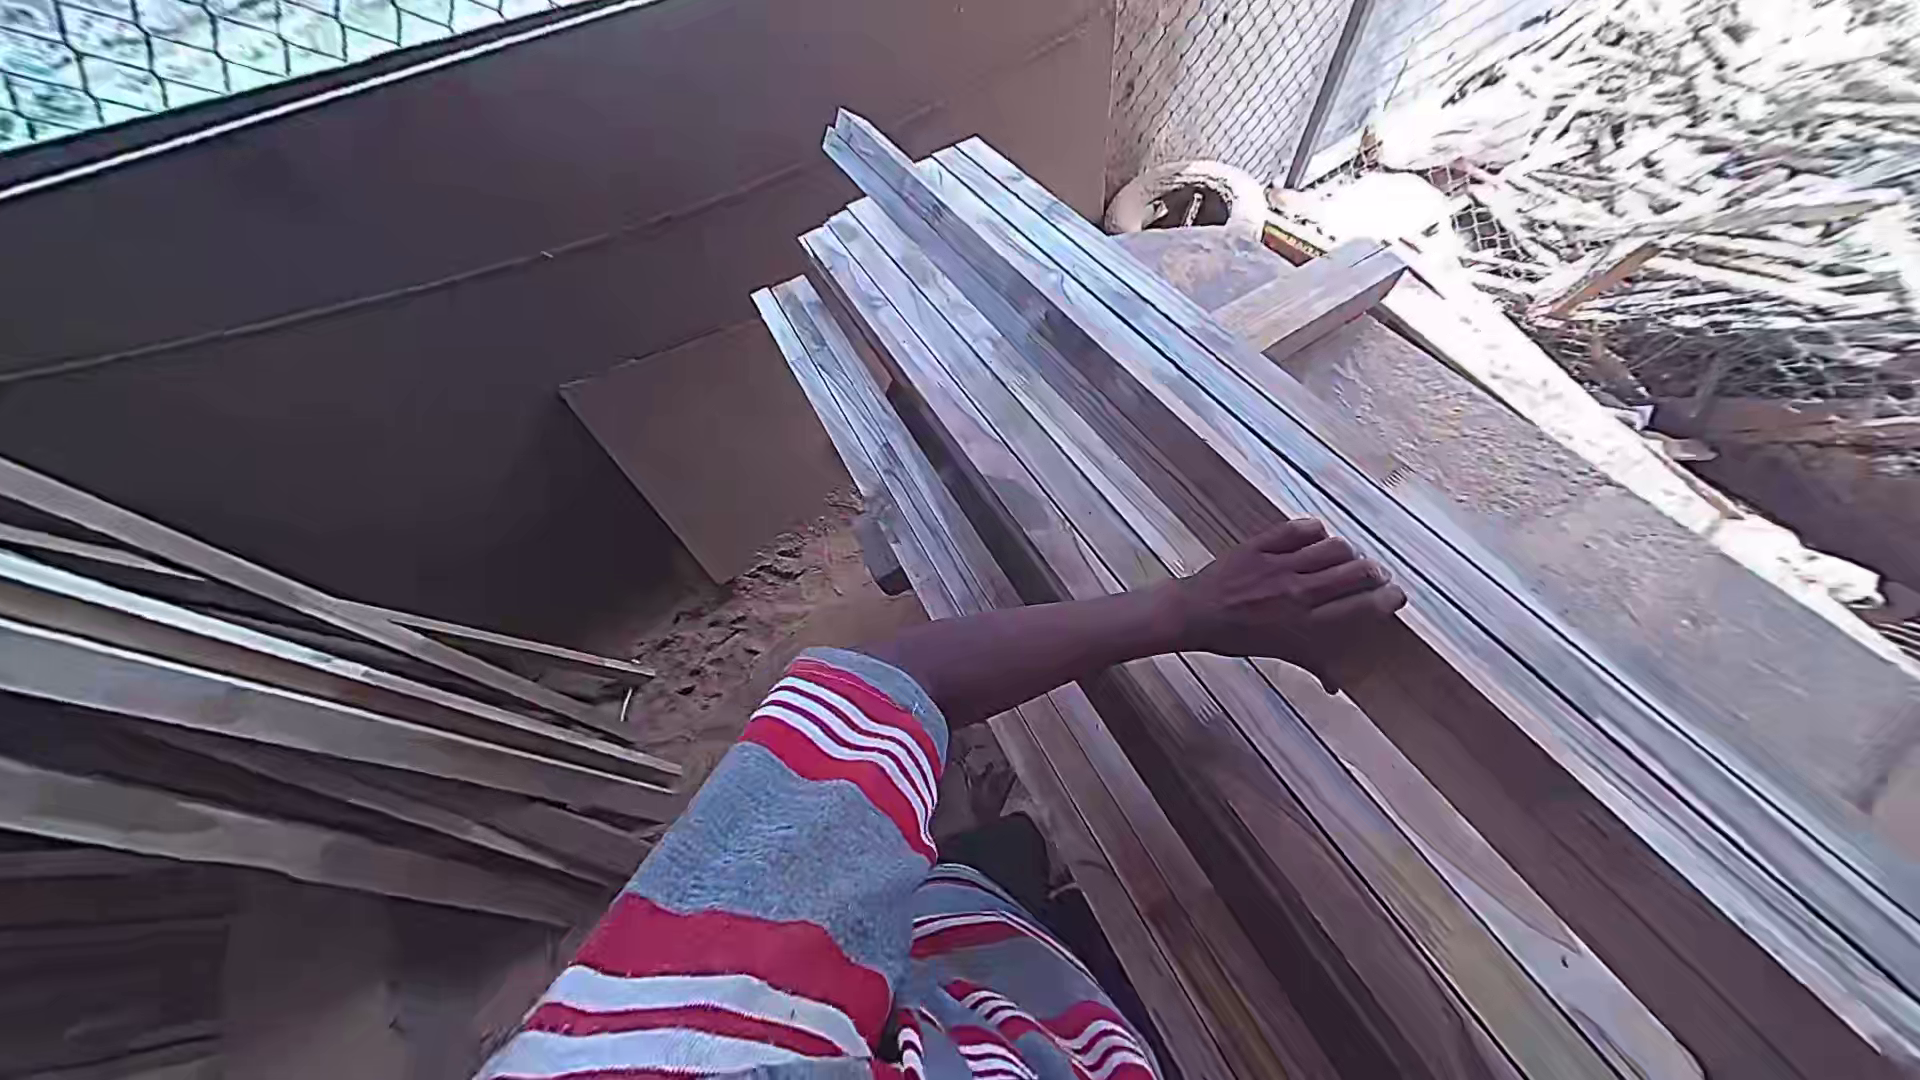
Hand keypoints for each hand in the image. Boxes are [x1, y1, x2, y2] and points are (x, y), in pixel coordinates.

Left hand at [1157, 518, 1406, 691]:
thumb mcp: (1276, 653)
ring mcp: (1276, 566)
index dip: (1387, 598)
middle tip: (1372, 574)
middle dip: (1373, 572)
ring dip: (1345, 551)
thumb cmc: (1235, 637)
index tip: (1394, 595)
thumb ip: (1312, 665)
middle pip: (1356, 571)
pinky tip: (1313, 539)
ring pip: (1333, 547)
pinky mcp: (1258, 546)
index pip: (1362, 606)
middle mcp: (1295, 592)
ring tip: (1342, 557)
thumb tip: (1337, 687)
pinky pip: (1299, 529)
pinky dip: (1313, 531)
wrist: (1192, 614)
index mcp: (1304, 622)